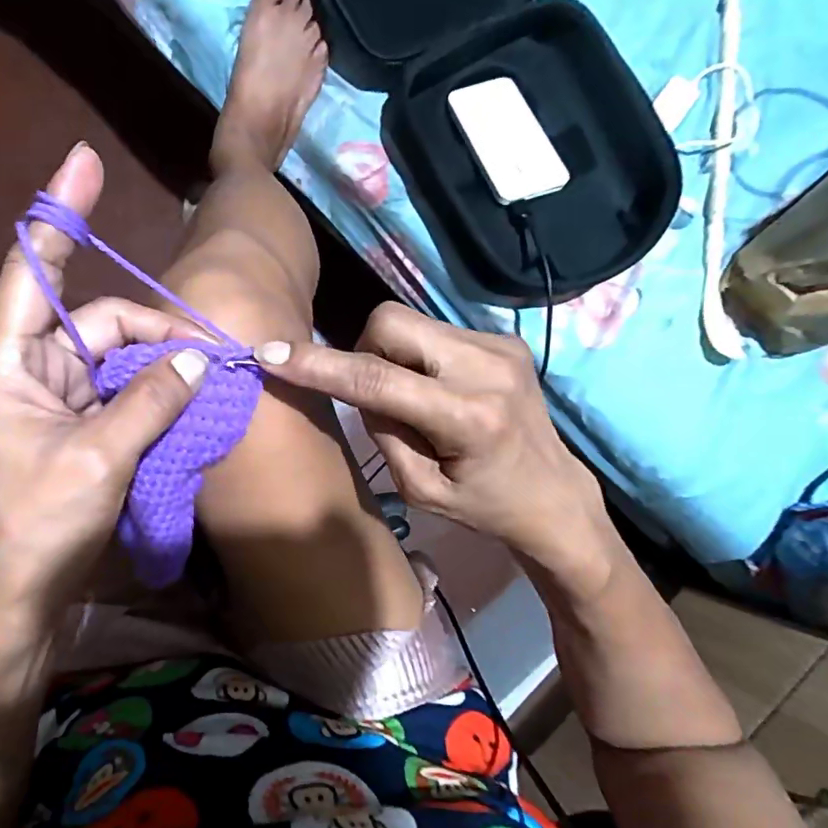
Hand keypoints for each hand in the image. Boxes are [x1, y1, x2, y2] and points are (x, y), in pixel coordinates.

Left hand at [0, 143, 211, 599]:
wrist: (24, 594)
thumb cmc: (41, 525)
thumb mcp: (100, 458)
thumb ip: (150, 400)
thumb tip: (200, 356)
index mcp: (8, 361)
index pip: (31, 269)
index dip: (59, 213)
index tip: (83, 159)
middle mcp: (28, 366)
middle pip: (97, 319)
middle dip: (151, 329)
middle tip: (210, 352)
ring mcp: (54, 394)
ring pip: (115, 355)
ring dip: (158, 364)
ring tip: (206, 378)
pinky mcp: (75, 421)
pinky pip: (119, 387)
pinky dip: (152, 389)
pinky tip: (186, 397)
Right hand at [258, 302, 614, 585]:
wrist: (554, 495)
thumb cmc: (483, 505)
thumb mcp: (418, 488)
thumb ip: (382, 431)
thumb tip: (357, 382)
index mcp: (468, 418)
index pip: (376, 379)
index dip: (319, 365)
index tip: (272, 354)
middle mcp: (488, 367)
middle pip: (390, 322)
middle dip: (363, 350)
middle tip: (373, 393)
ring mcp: (499, 345)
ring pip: (408, 321)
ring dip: (390, 355)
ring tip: (412, 398)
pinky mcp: (503, 338)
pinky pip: (430, 329)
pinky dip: (415, 355)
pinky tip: (435, 388)